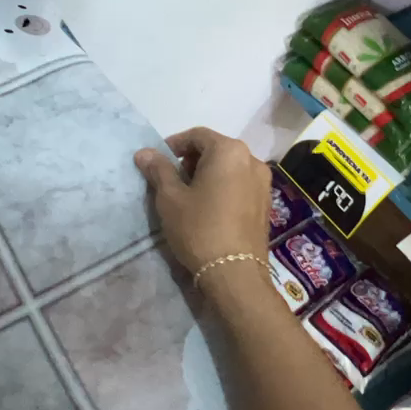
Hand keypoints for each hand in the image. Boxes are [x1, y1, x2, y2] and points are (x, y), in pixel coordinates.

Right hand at [135, 127, 271, 275]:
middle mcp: (252, 159)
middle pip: (216, 149)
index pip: (197, 135)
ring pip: (230, 167)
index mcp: (229, 151)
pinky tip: (211, 208)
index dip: (175, 144)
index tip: (159, 161)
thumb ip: (159, 170)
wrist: (235, 274)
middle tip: (173, 179)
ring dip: (209, 173)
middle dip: (192, 159)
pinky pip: (241, 184)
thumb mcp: (171, 198)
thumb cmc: (199, 228)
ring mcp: (263, 182)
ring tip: (190, 195)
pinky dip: (224, 186)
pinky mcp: (266, 203)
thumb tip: (144, 152)